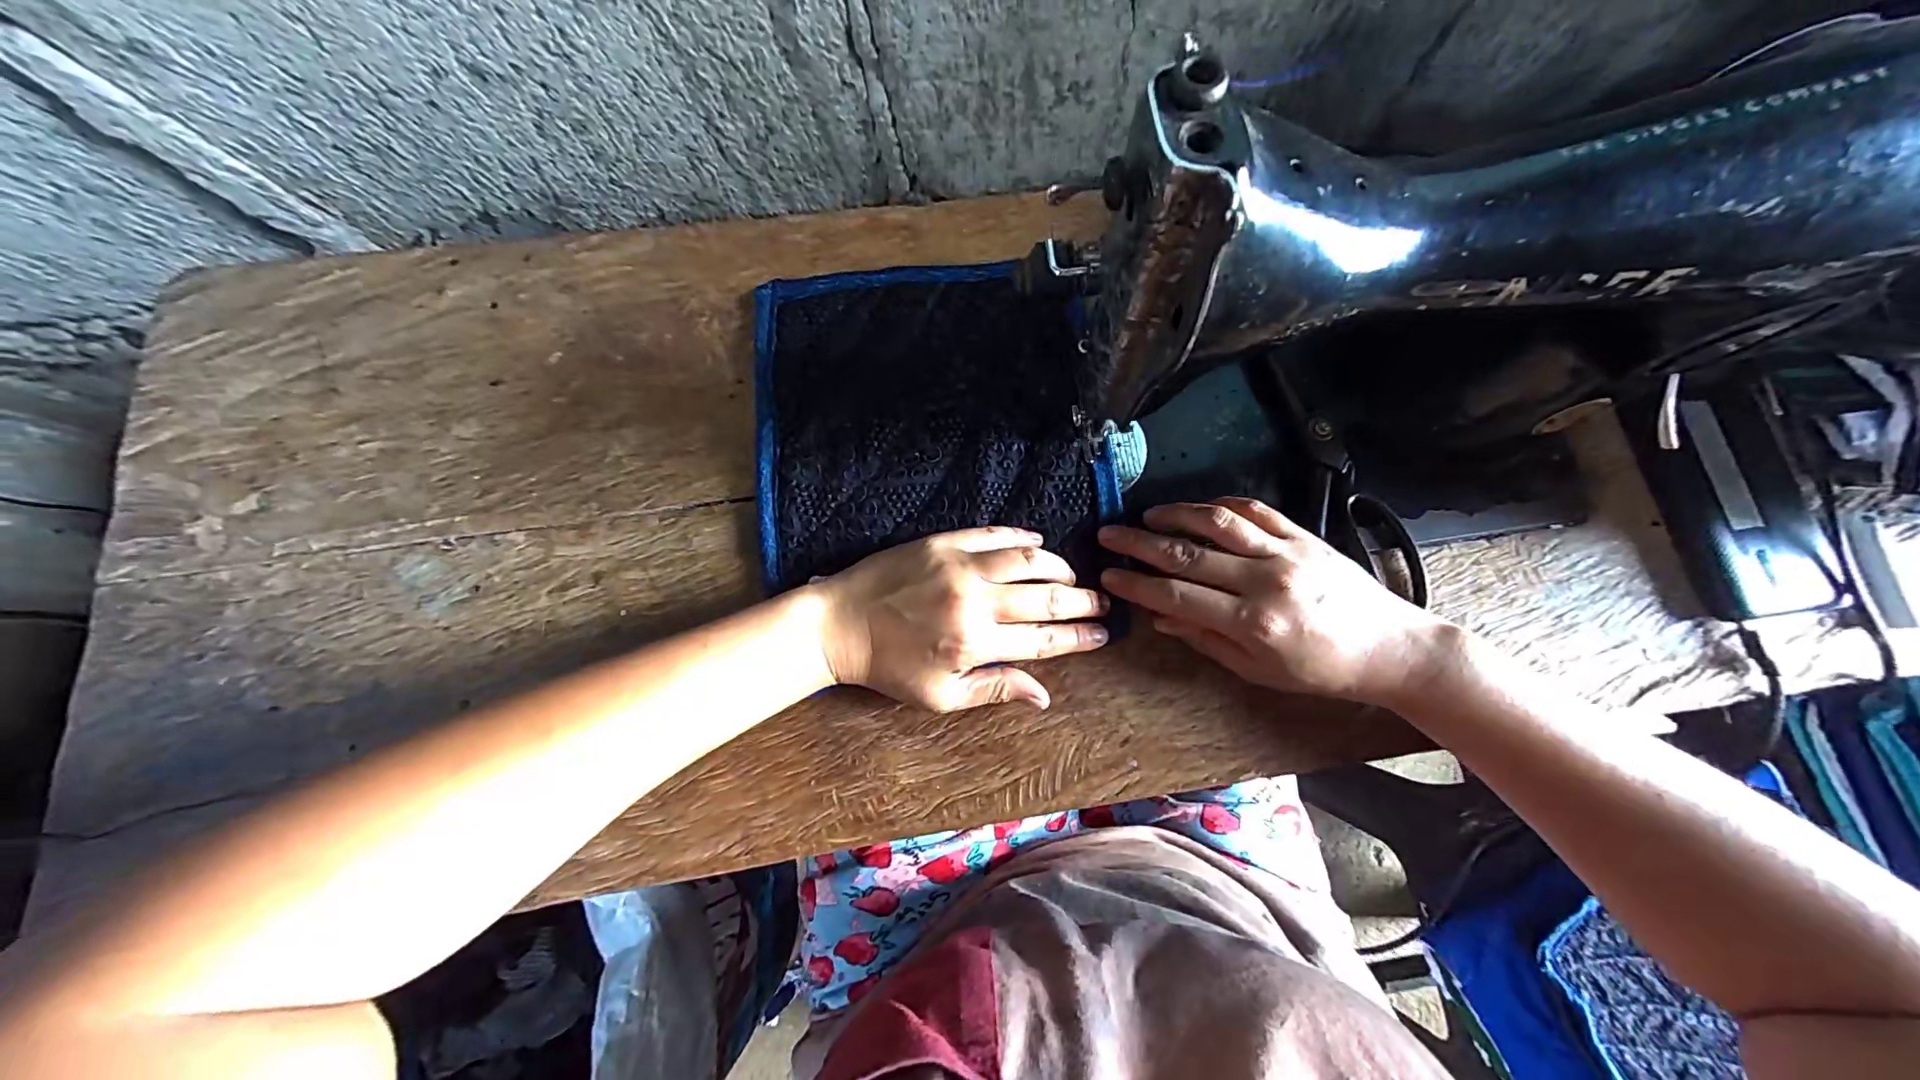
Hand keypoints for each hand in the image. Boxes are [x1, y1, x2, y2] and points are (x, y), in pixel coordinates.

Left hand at [816, 528, 1109, 710]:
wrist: (838, 624)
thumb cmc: (888, 667)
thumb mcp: (939, 695)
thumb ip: (994, 690)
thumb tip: (1044, 695)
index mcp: (975, 644)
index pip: (1045, 639)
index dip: (1079, 637)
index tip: (1102, 634)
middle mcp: (974, 601)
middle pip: (1047, 598)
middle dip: (1083, 602)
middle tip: (1101, 602)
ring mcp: (959, 566)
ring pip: (1029, 560)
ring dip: (1059, 568)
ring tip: (1073, 577)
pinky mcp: (943, 542)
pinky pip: (995, 535)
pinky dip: (1022, 538)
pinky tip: (1038, 542)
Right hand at [1097, 498, 1457, 707]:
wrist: (1392, 649)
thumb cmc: (1322, 670)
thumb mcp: (1258, 669)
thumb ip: (1205, 640)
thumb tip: (1159, 616)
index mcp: (1252, 622)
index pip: (1177, 595)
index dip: (1136, 584)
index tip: (1108, 575)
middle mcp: (1266, 580)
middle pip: (1188, 554)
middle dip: (1140, 543)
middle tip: (1110, 535)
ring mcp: (1287, 552)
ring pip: (1218, 522)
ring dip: (1176, 514)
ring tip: (1147, 514)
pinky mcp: (1305, 536)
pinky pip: (1256, 510)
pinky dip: (1222, 504)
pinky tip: (1200, 507)